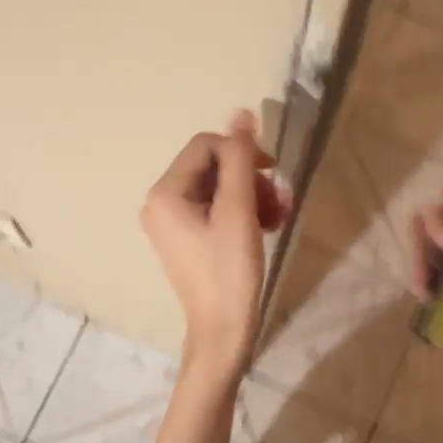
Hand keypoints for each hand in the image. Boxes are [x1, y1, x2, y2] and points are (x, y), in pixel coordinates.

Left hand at [142, 111, 291, 370]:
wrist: (223, 330)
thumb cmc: (229, 271)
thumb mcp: (238, 210)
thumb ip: (239, 158)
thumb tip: (241, 113)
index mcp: (165, 193)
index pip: (207, 146)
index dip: (243, 152)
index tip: (275, 172)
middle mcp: (161, 203)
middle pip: (213, 168)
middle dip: (251, 179)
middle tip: (281, 202)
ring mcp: (173, 223)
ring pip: (219, 189)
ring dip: (253, 196)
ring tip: (280, 217)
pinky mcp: (187, 240)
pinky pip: (216, 211)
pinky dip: (243, 213)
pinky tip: (268, 227)